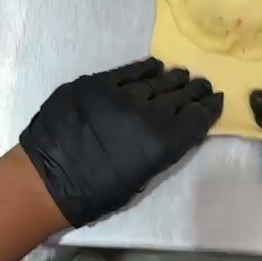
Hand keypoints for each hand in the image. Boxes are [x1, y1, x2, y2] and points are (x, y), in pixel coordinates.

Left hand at [20, 59, 221, 226]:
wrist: (46, 180)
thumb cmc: (95, 194)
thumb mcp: (142, 179)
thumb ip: (162, 150)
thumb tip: (173, 130)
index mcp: (161, 143)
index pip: (195, 119)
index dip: (208, 108)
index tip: (215, 100)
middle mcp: (147, 113)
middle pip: (178, 96)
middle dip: (193, 90)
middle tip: (202, 84)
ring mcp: (120, 94)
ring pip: (154, 81)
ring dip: (171, 78)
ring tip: (181, 75)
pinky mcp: (96, 83)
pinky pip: (126, 72)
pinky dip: (143, 69)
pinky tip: (153, 66)